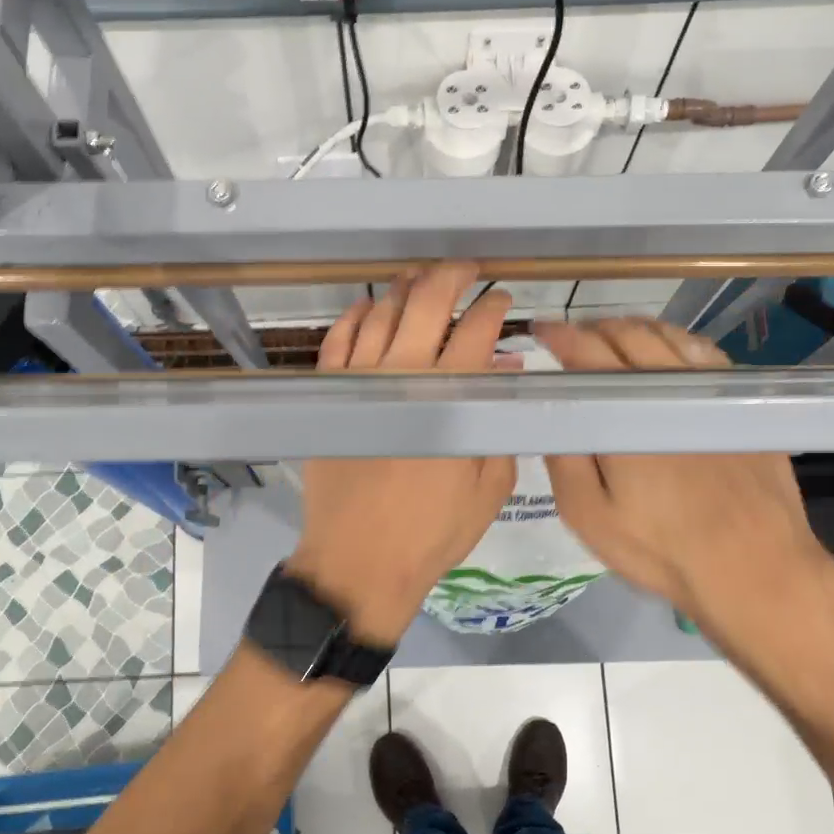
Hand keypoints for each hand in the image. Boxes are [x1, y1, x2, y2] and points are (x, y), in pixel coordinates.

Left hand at [287, 264, 516, 646]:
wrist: (359, 562)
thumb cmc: (432, 532)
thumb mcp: (489, 487)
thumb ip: (497, 424)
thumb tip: (505, 370)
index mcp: (449, 399)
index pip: (476, 331)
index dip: (493, 307)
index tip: (503, 300)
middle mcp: (402, 377)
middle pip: (427, 303)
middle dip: (453, 276)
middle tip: (468, 271)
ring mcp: (358, 382)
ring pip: (381, 312)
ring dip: (406, 288)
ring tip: (423, 280)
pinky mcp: (328, 396)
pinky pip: (338, 339)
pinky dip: (355, 315)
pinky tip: (370, 307)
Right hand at [534, 318, 833, 628]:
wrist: (754, 567)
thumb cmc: (661, 549)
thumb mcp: (590, 517)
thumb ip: (564, 461)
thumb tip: (549, 416)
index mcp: (626, 410)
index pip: (586, 352)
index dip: (559, 336)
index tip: (540, 331)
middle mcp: (670, 386)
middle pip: (628, 334)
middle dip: (594, 328)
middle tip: (573, 338)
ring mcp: (712, 391)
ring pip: (669, 337)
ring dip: (635, 330)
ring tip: (614, 339)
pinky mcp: (743, 405)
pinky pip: (705, 354)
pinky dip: (678, 343)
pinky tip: (670, 357)